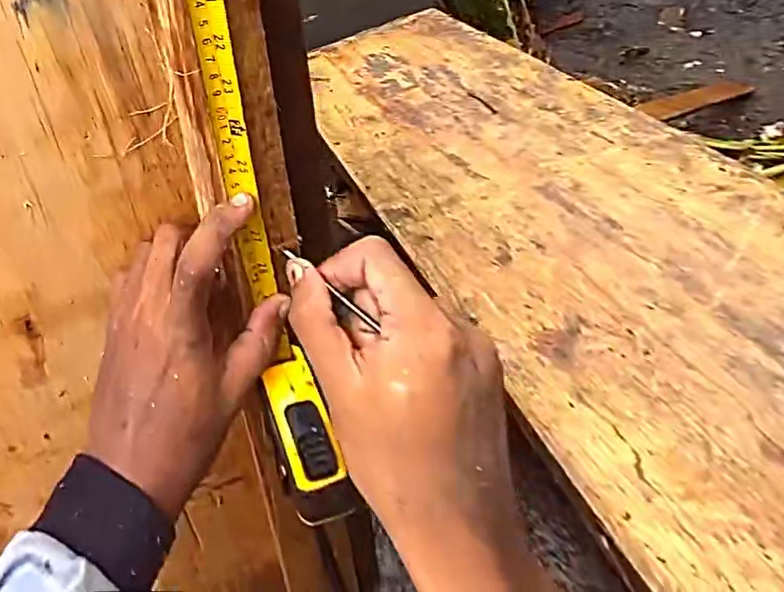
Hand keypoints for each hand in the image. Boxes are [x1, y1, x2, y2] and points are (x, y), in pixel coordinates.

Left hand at [85, 195, 289, 517]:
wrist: (126, 473)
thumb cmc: (180, 439)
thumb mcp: (231, 392)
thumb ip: (257, 339)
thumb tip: (278, 304)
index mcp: (178, 323)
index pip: (197, 253)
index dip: (221, 221)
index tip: (241, 205)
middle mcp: (144, 308)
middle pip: (165, 237)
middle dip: (196, 232)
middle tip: (221, 255)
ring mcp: (123, 313)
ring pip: (144, 251)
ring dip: (172, 249)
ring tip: (198, 278)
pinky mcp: (112, 324)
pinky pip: (128, 274)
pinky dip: (150, 269)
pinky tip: (169, 296)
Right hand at [287, 237, 546, 591]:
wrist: (457, 531)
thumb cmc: (399, 471)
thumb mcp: (338, 387)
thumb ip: (314, 319)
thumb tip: (301, 275)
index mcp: (425, 327)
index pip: (373, 253)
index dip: (337, 269)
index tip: (322, 301)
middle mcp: (459, 328)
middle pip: (390, 281)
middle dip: (358, 311)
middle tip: (347, 359)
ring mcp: (476, 347)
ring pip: (406, 307)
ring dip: (379, 331)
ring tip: (372, 382)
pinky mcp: (481, 365)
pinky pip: (428, 331)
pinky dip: (404, 347)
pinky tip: (396, 391)